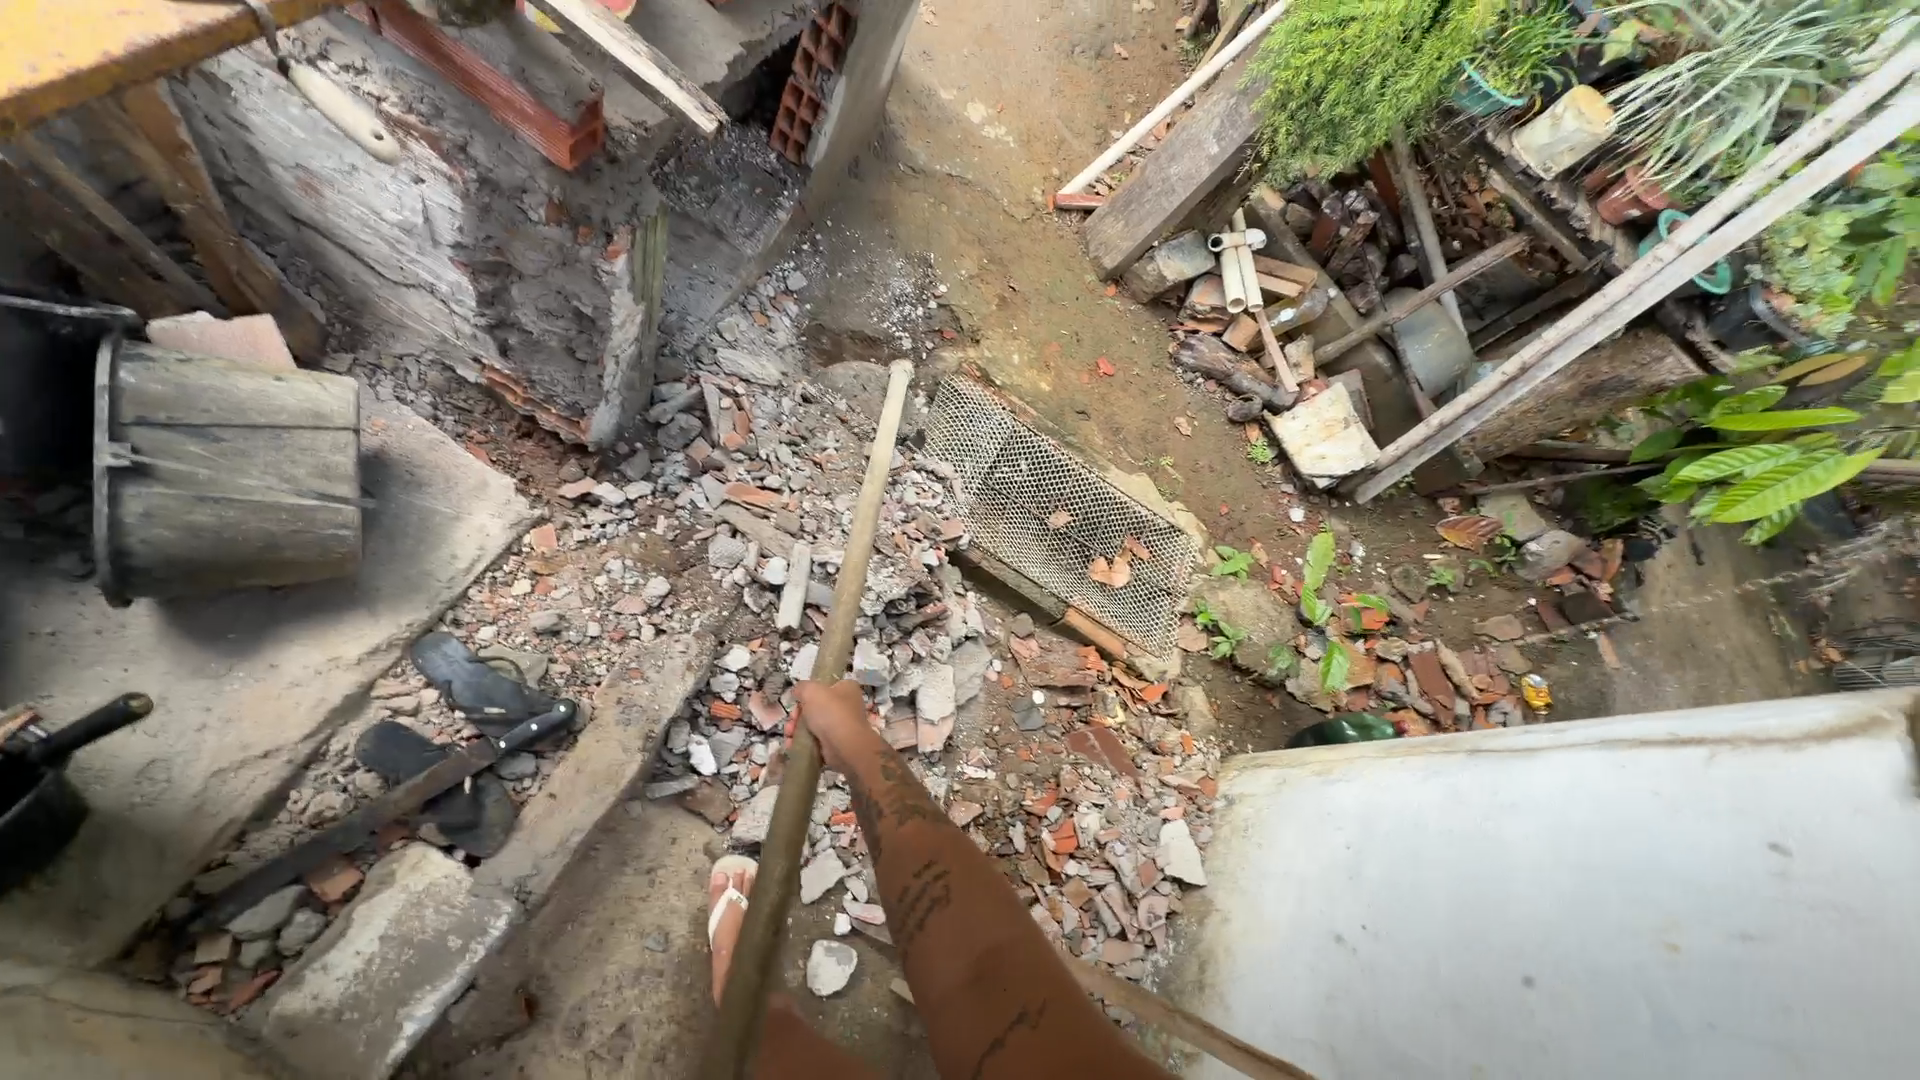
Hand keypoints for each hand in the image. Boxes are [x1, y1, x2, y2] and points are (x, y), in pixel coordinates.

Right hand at [793, 679, 869, 773]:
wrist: (845, 746)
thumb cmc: (831, 712)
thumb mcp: (811, 690)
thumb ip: (802, 687)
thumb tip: (798, 691)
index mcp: (846, 688)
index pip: (823, 687)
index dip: (807, 694)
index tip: (796, 701)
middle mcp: (846, 706)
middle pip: (814, 707)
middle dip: (797, 716)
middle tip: (791, 722)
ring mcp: (841, 726)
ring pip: (812, 725)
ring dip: (796, 730)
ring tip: (789, 736)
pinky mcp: (835, 743)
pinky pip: (814, 740)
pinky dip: (802, 743)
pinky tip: (792, 745)